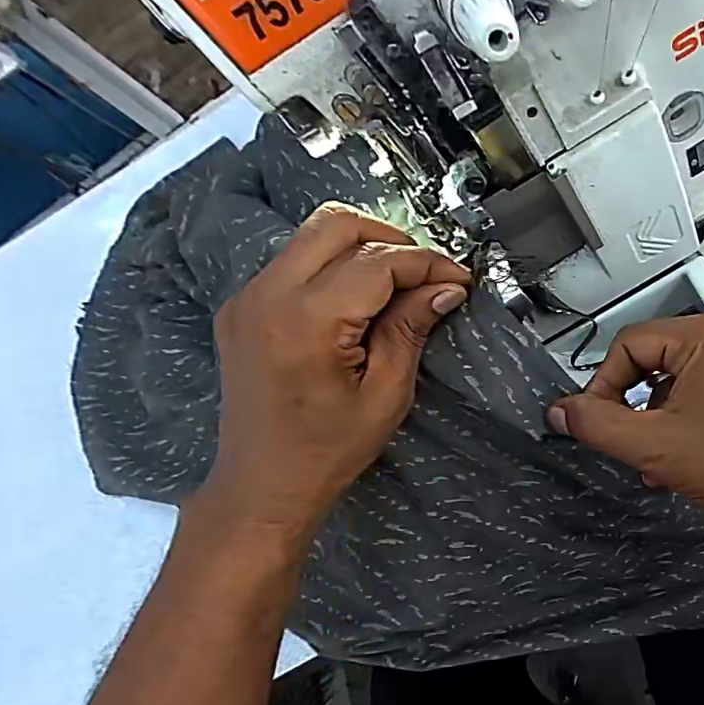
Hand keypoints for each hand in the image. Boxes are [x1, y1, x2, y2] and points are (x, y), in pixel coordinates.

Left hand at [195, 203, 470, 535]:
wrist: (265, 478)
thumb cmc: (331, 447)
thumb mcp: (388, 392)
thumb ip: (410, 329)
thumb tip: (445, 289)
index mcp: (306, 322)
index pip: (376, 263)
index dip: (427, 263)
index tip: (460, 280)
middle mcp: (266, 296)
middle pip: (336, 226)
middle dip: (394, 240)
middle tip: (431, 273)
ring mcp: (247, 296)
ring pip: (312, 235)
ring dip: (366, 248)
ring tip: (405, 282)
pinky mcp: (243, 305)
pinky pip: (296, 260)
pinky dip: (338, 264)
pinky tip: (367, 297)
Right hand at [546, 313, 703, 545]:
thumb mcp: (652, 445)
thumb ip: (596, 424)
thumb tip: (565, 410)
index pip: (630, 342)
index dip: (604, 383)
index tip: (596, 416)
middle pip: (653, 360)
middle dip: (635, 406)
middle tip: (628, 438)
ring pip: (676, 382)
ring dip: (657, 420)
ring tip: (659, 457)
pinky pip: (701, 394)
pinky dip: (682, 423)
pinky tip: (679, 458)